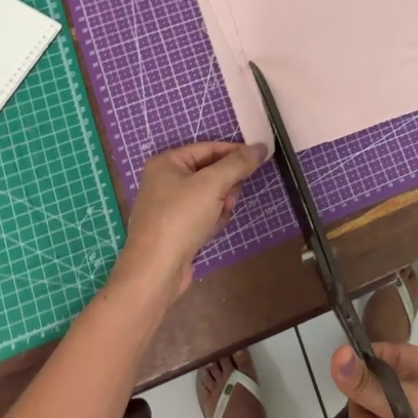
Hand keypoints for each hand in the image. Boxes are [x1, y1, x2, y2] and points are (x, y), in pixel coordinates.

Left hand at [113, 142, 267, 299]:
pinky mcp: (175, 228)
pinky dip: (211, 221)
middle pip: (210, 172)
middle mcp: (165, 180)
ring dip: (220, 206)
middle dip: (225, 186)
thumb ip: (238, 163)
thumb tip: (261, 147)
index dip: (235, 153)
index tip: (259, 159)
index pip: (209, 148)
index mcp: (167, 162)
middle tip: (229, 198)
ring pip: (210, 195)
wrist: (156, 270)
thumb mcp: (212, 185)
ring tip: (216, 218)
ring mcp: (169, 206)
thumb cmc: (180, 218)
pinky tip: (209, 232)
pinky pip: (202, 214)